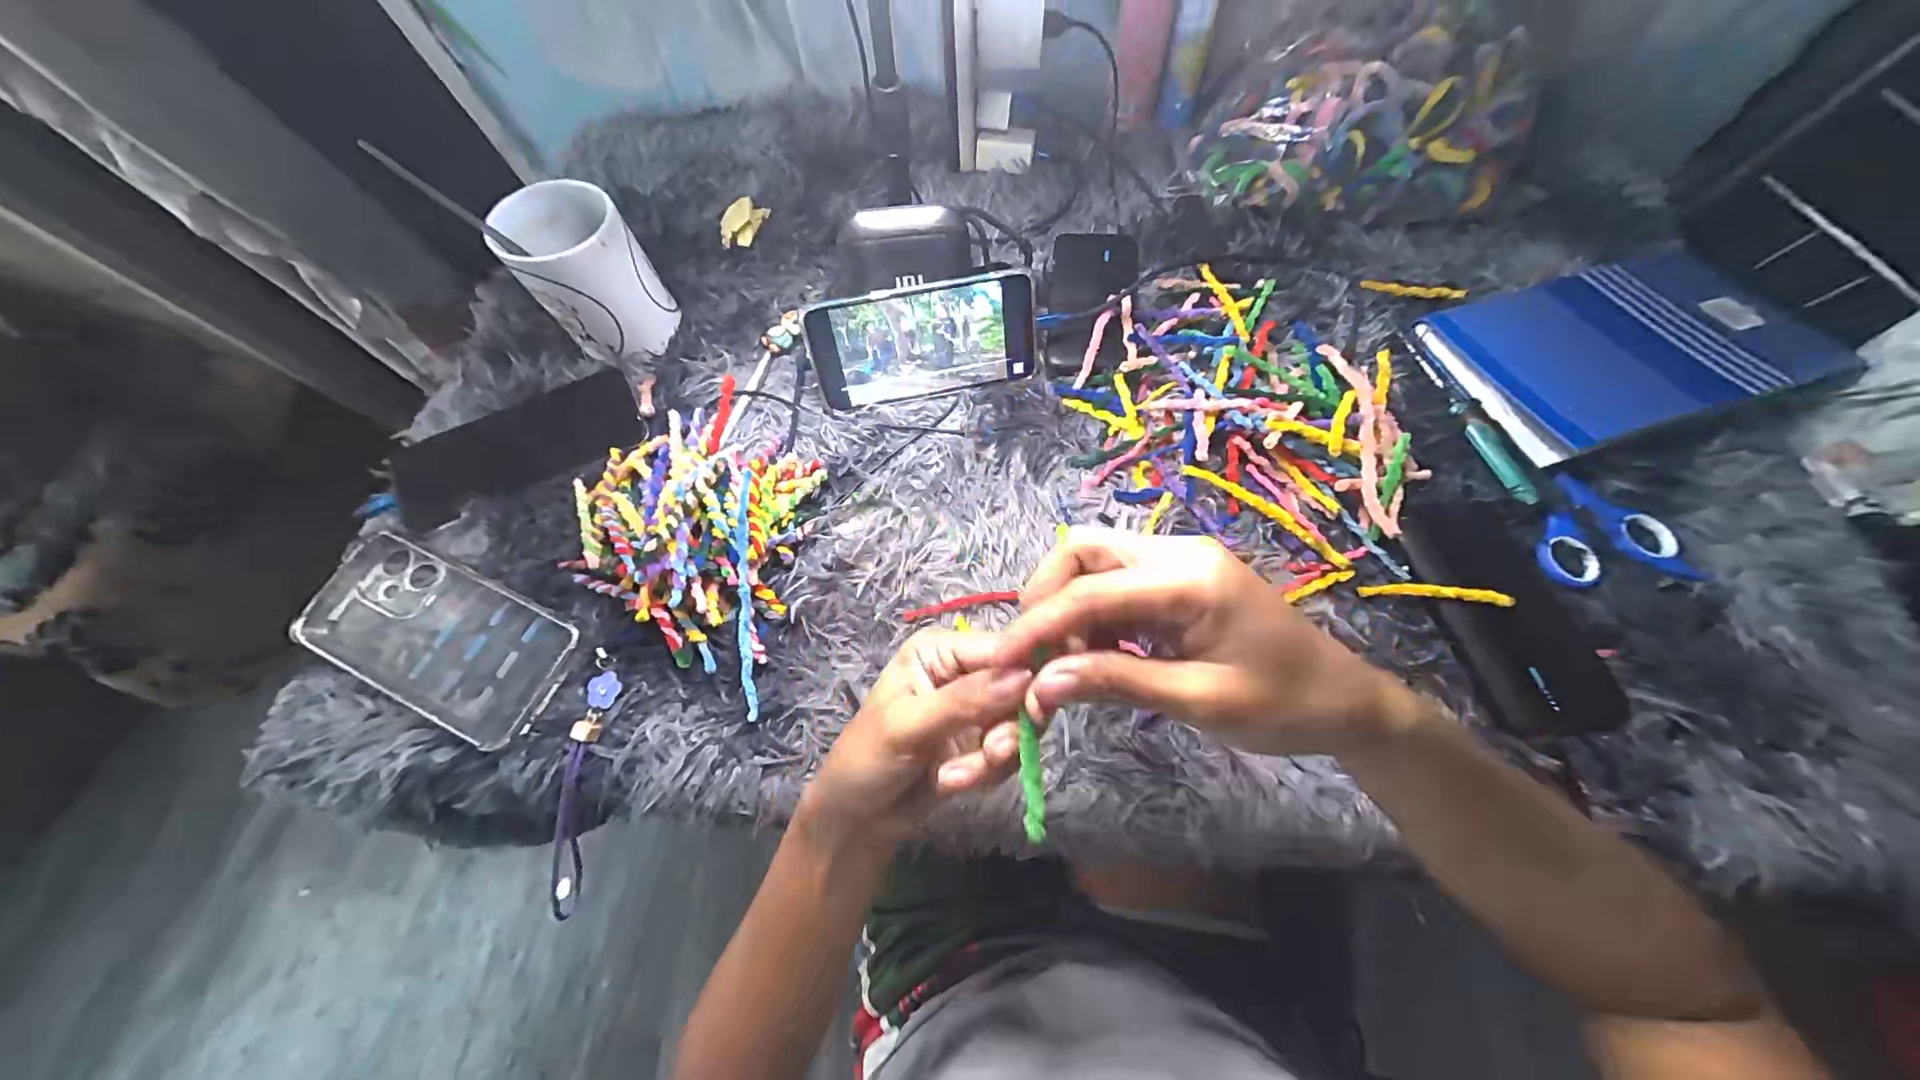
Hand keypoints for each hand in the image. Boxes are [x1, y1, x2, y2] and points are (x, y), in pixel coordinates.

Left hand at [798, 629, 1032, 851]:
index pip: (1002, 648)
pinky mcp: (984, 743)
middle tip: (991, 752)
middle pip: (1022, 686)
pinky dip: (986, 773)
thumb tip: (1023, 676)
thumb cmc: (866, 758)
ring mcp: (977, 709)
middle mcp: (965, 672)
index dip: (1026, 674)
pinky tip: (948, 782)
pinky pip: (1012, 753)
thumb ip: (964, 701)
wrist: (856, 818)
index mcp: (942, 649)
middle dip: (1008, 727)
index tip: (1034, 707)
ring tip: (951, 777)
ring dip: (992, 757)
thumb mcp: (908, 725)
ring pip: (1020, 724)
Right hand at [993, 528, 1424, 757]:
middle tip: (1034, 653)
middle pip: (1083, 550)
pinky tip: (1096, 653)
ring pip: (1094, 562)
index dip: (1037, 625)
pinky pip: (1115, 583)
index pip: (1089, 590)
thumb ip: (1117, 682)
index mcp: (1189, 579)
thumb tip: (1042, 683)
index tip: (1002, 662)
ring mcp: (1178, 562)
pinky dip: (1091, 614)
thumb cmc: (1285, 706)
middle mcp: (1177, 554)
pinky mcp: (1177, 580)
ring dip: (1066, 605)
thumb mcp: (1200, 701)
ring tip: (1064, 660)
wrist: (1346, 701)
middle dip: (1045, 597)